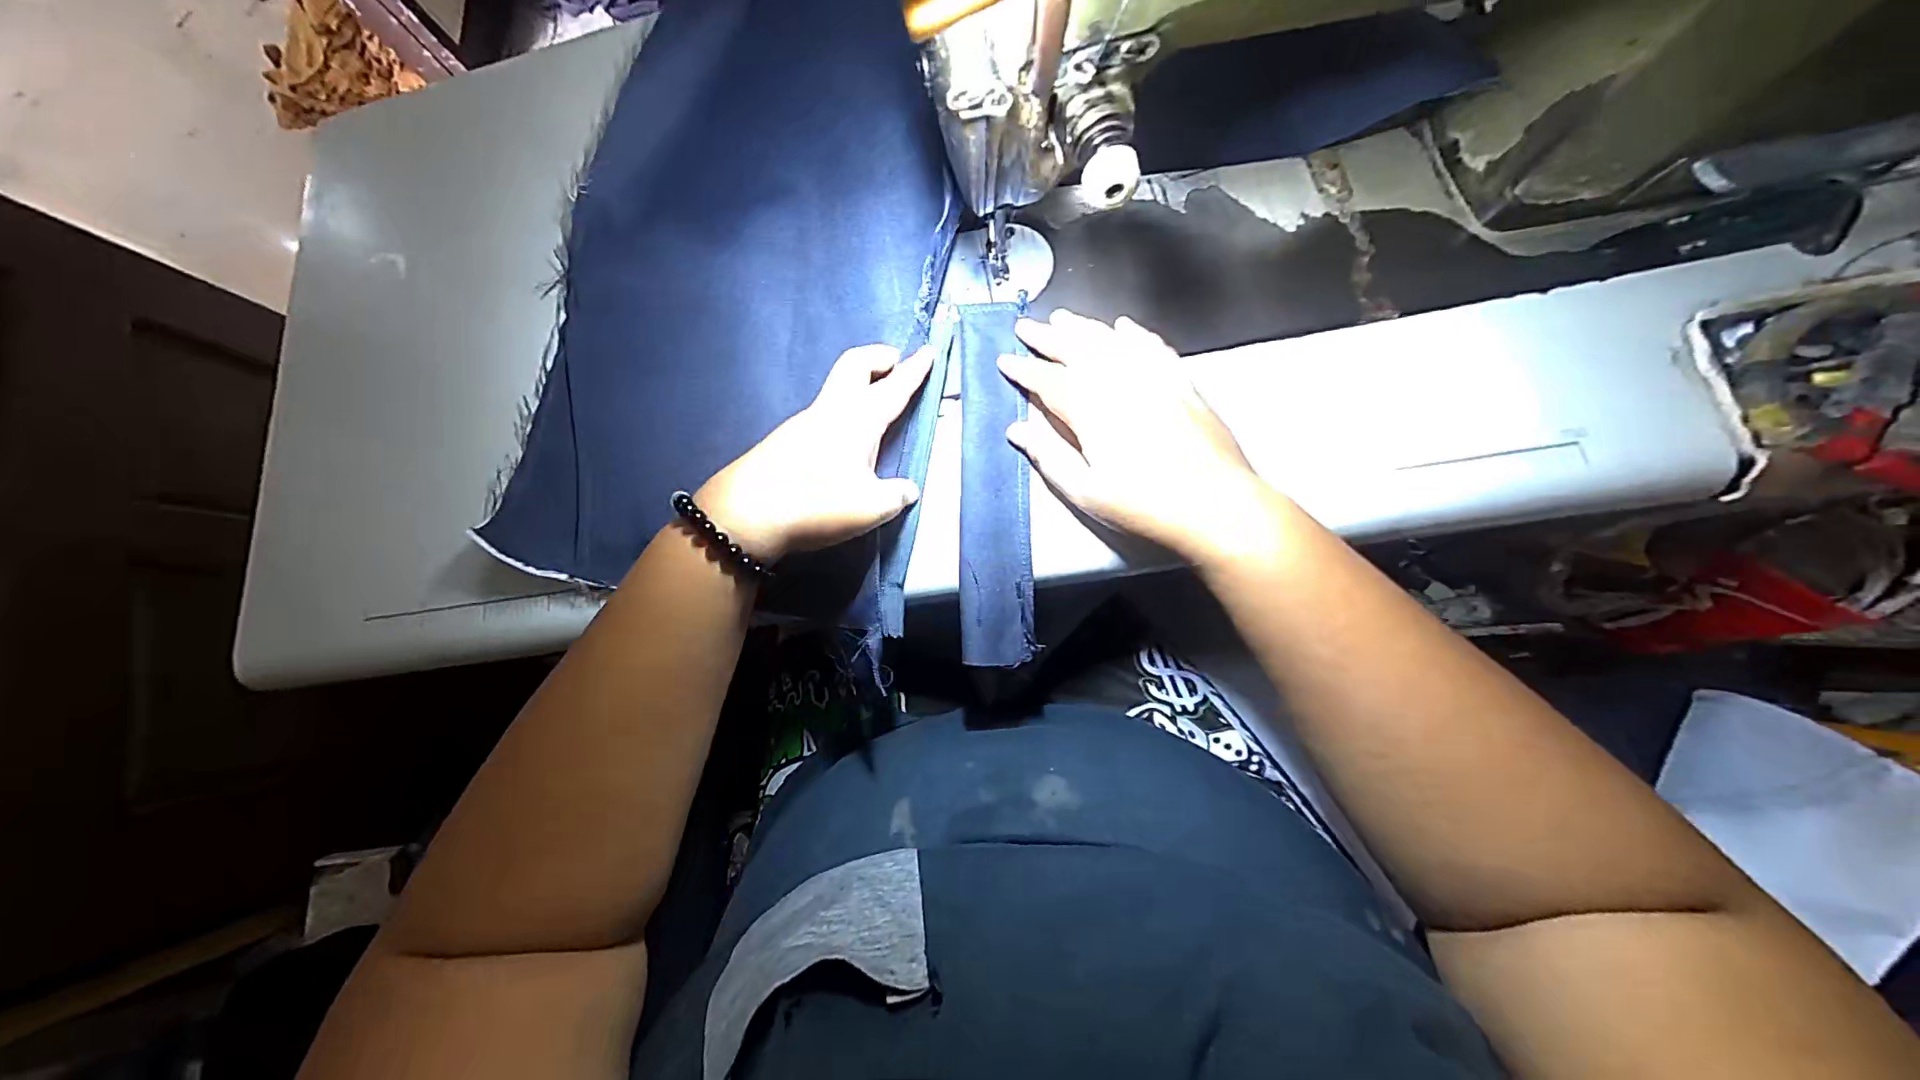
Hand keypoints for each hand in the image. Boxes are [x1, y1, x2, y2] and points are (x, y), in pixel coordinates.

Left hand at [695, 343, 932, 562]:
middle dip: (879, 358)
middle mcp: (830, 411)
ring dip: (860, 388)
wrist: (745, 515)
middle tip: (896, 362)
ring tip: (876, 410)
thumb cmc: (815, 504)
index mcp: (858, 419)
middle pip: (854, 365)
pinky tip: (845, 444)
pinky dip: (843, 413)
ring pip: (837, 391)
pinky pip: (823, 413)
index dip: (914, 370)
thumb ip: (896, 496)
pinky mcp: (786, 441)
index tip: (929, 352)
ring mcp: (803, 423)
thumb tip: (908, 490)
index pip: (893, 387)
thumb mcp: (870, 508)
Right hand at [999, 310, 1285, 565]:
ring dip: (1084, 328)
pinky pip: (1152, 347)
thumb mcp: (1086, 491)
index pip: (1048, 380)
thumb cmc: (1146, 504)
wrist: (1215, 503)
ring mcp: (1153, 379)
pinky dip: (1134, 334)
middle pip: (1076, 350)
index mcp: (1091, 410)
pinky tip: (1124, 327)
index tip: (1006, 360)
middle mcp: (1120, 383)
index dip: (1024, 369)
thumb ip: (1049, 456)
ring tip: (1064, 318)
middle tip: (1026, 327)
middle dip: (1047, 337)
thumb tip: (1018, 430)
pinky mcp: (1181, 382)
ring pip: (1111, 341)